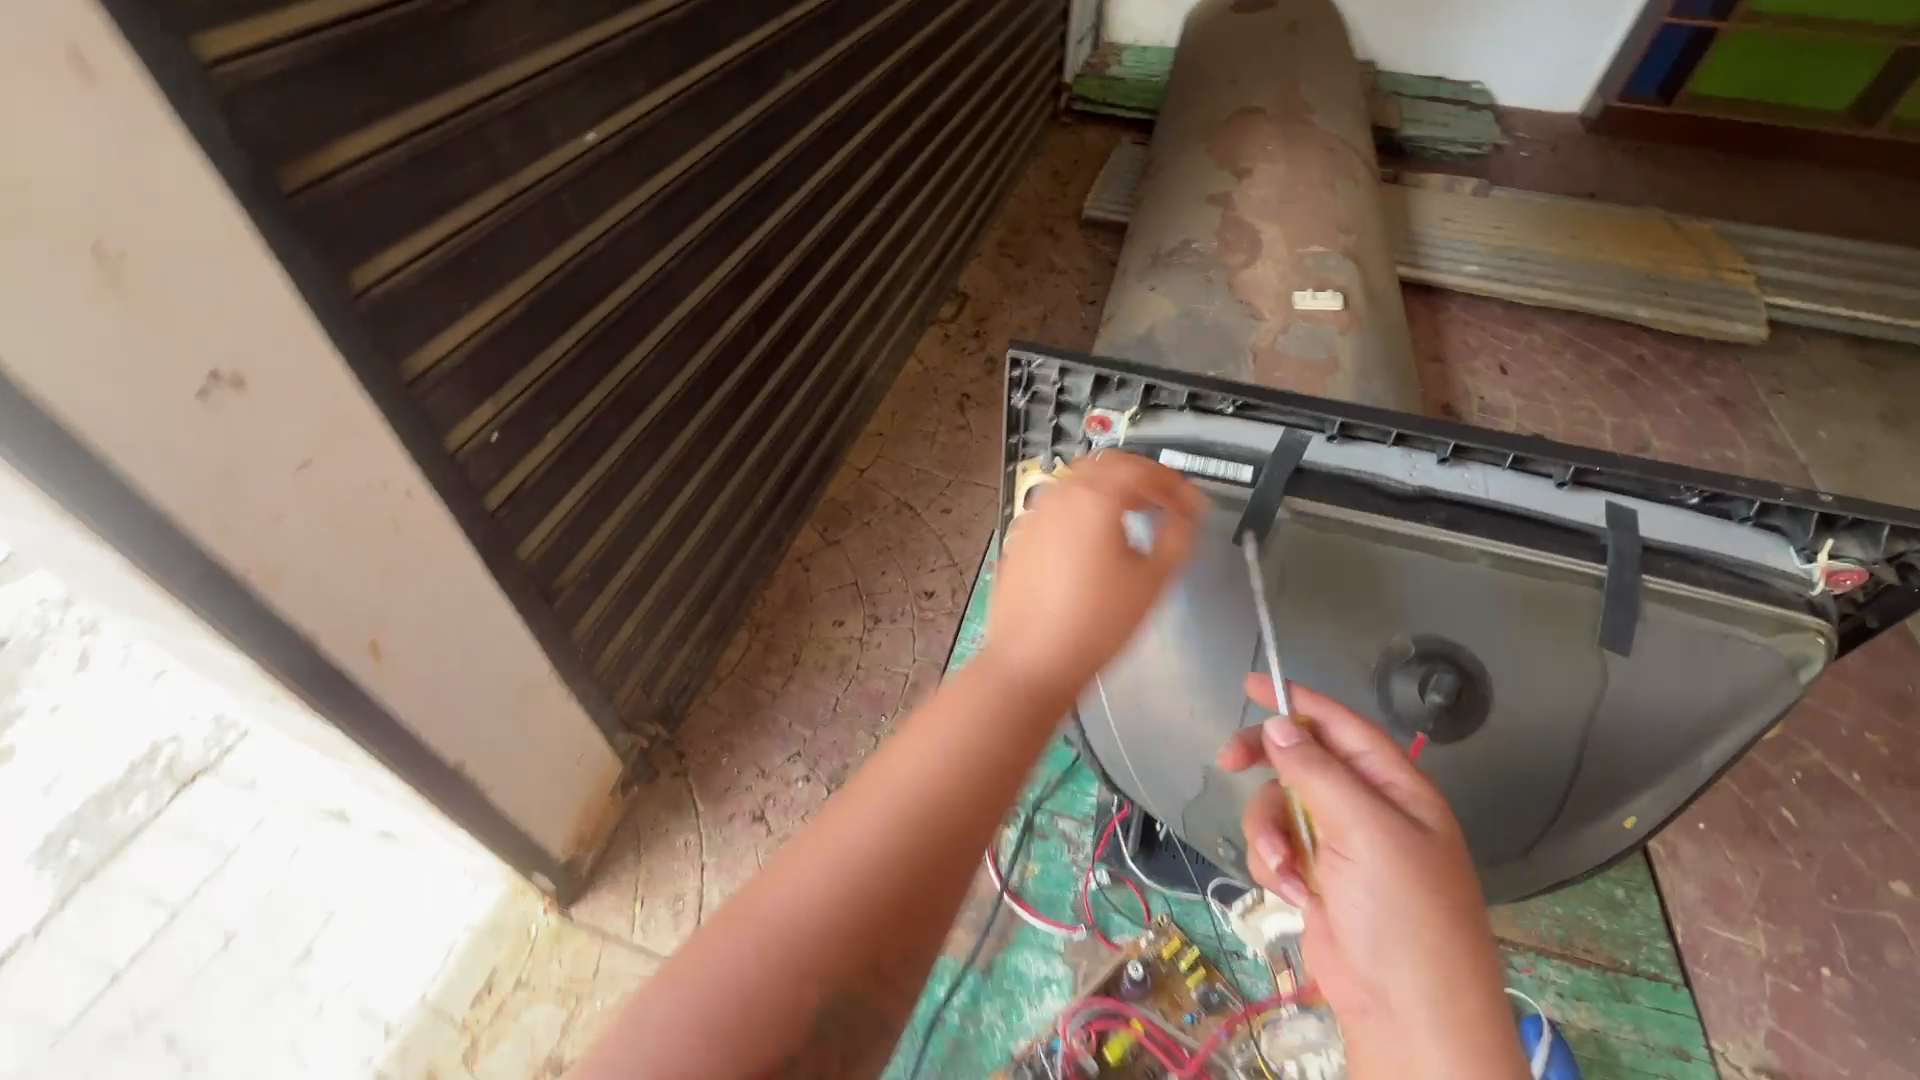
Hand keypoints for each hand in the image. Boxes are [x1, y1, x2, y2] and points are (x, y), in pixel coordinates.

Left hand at [978, 452, 1205, 701]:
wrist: (1031, 660)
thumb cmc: (1093, 625)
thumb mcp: (1152, 581)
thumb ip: (1177, 537)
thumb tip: (1185, 517)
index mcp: (1095, 499)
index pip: (1142, 470)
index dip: (1174, 484)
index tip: (1192, 505)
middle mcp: (1060, 497)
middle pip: (1107, 466)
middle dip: (1141, 479)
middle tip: (1164, 503)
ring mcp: (1035, 516)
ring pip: (1077, 483)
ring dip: (1110, 491)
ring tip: (1134, 518)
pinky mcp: (1020, 538)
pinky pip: (1057, 508)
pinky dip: (1082, 510)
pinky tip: (1096, 541)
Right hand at [1217, 677, 1528, 1079]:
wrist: (1407, 1012)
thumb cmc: (1402, 915)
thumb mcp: (1365, 832)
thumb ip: (1318, 773)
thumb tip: (1280, 724)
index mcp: (1395, 789)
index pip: (1341, 727)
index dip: (1298, 702)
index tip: (1252, 686)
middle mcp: (1367, 811)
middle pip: (1301, 762)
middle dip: (1266, 764)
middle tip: (1228, 761)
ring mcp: (1340, 847)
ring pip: (1278, 808)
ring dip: (1269, 834)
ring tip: (1283, 870)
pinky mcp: (1315, 879)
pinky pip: (1275, 848)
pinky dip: (1272, 865)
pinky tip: (1290, 893)